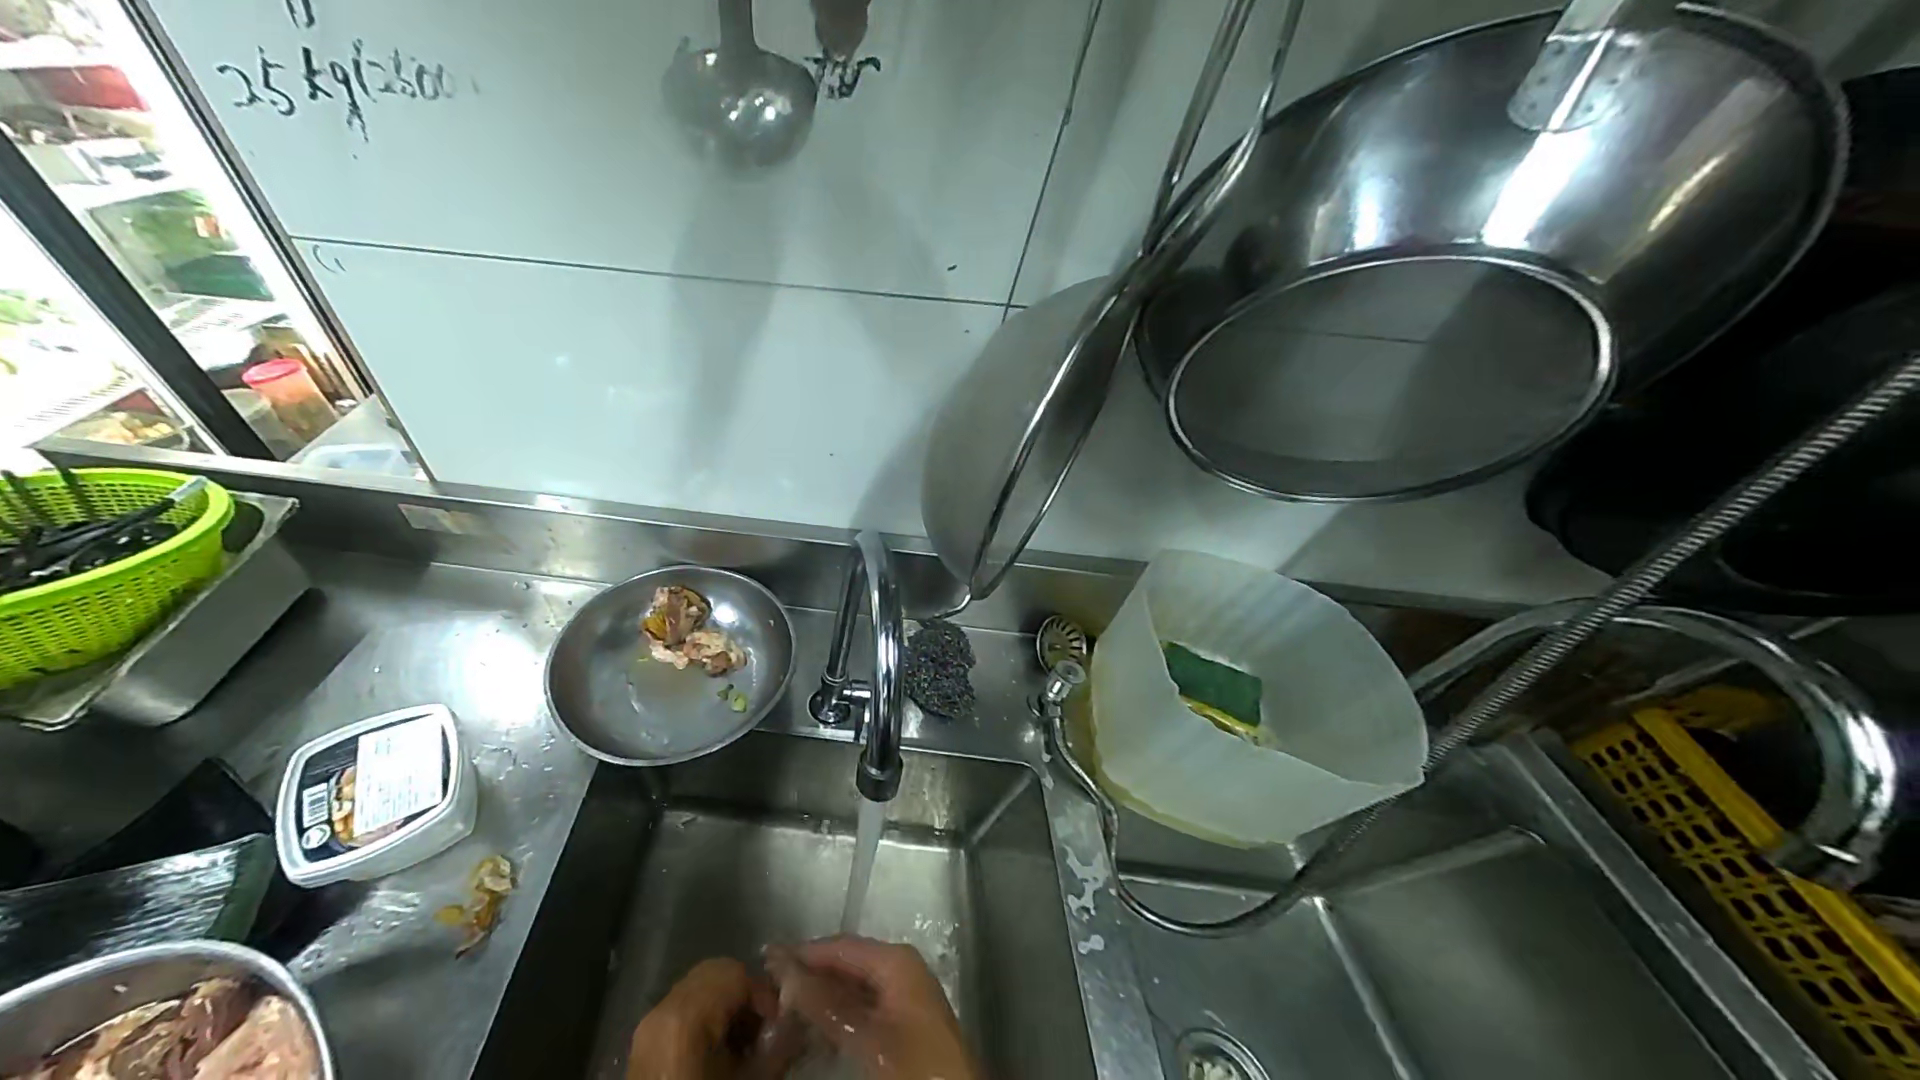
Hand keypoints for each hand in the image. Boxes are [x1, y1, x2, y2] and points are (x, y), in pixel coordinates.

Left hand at [627, 958, 796, 1079]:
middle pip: (718, 971)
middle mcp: (664, 1009)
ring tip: (743, 1039)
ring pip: (702, 983)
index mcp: (687, 1019)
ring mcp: (650, 1022)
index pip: (737, 975)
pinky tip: (720, 1048)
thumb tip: (799, 1022)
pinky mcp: (645, 1037)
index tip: (778, 1024)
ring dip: (729, 1001)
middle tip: (763, 1027)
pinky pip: (685, 1002)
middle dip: (747, 993)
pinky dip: (708, 1012)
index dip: (764, 994)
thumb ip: (779, 1049)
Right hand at [764, 937, 981, 1079]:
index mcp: (895, 960)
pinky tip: (812, 1026)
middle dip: (810, 972)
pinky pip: (862, 1005)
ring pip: (853, 985)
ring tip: (783, 1005)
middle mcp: (900, 968)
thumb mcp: (866, 1035)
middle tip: (770, 983)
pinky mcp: (901, 1021)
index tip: (767, 958)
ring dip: (821, 994)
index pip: (841, 947)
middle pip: (847, 962)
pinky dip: (836, 1012)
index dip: (805, 952)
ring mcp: (902, 994)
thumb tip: (786, 973)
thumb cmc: (914, 1064)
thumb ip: (825, 1004)